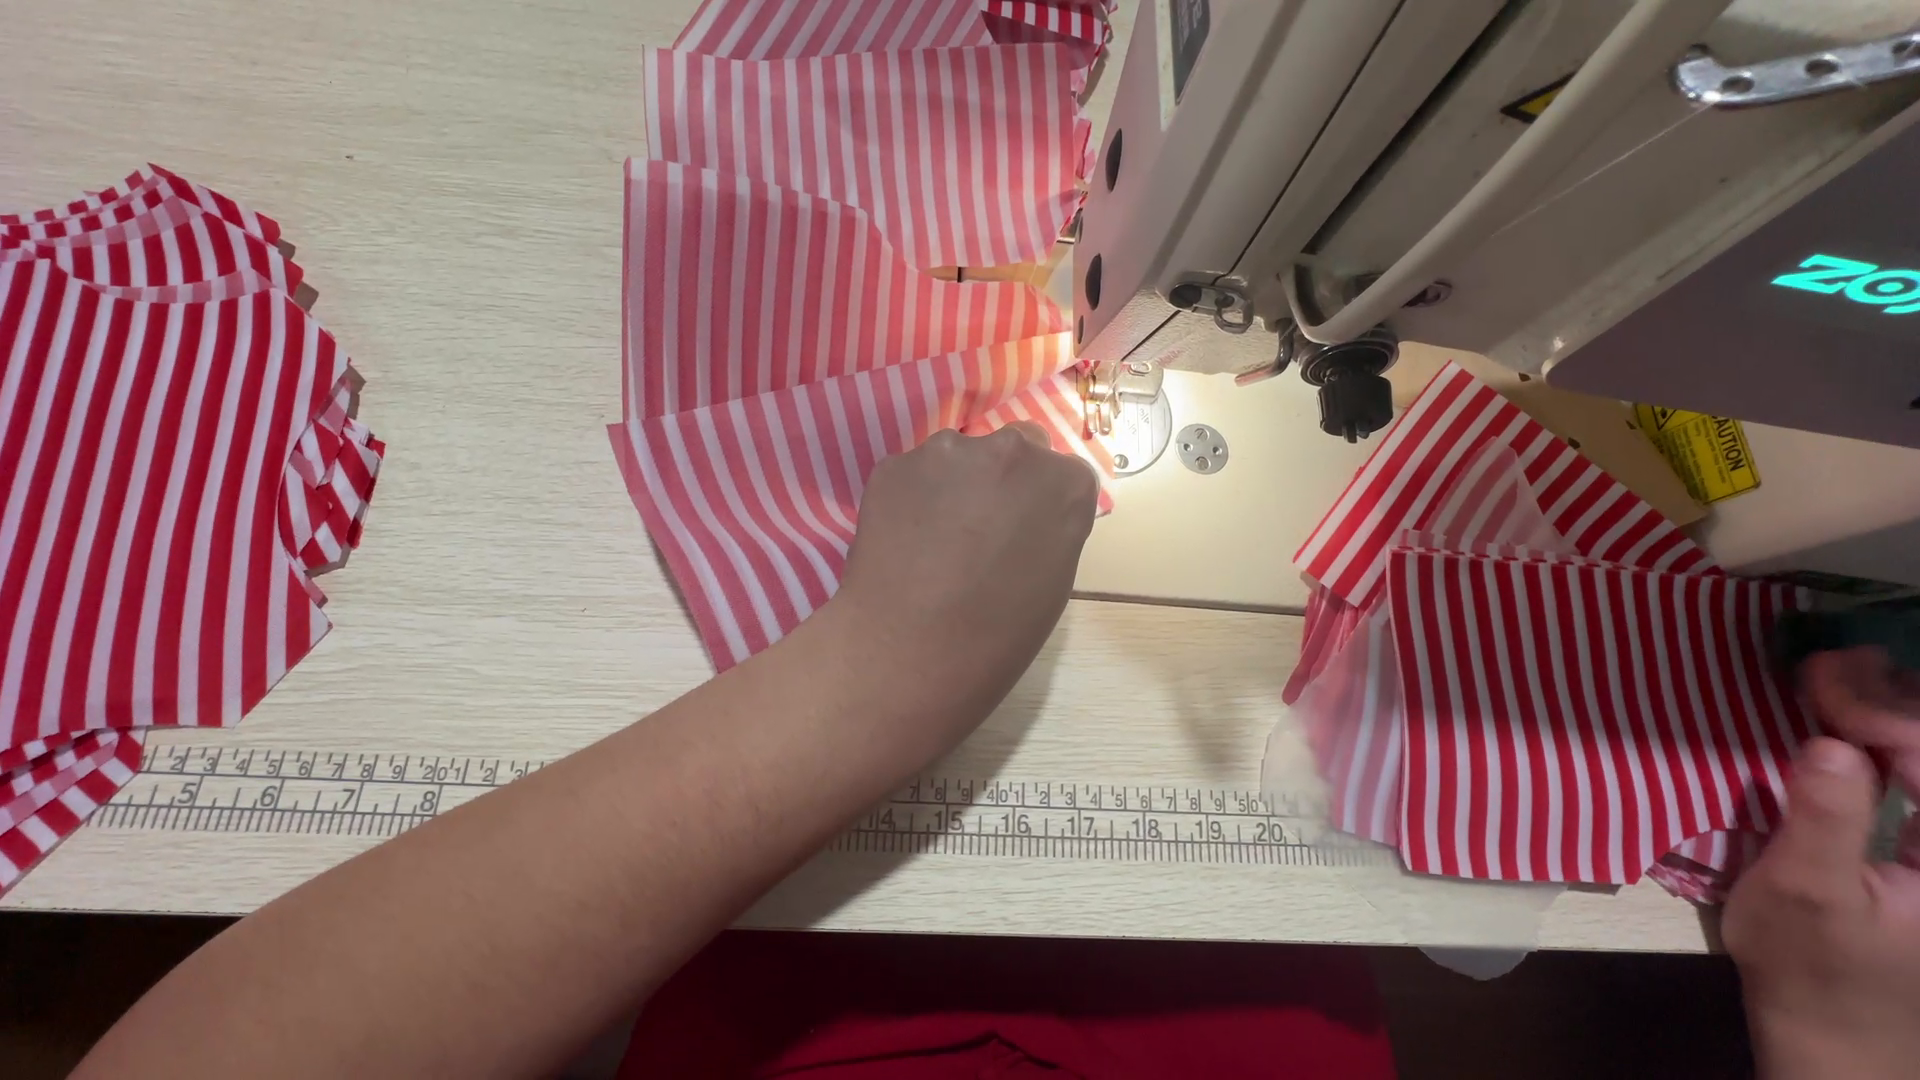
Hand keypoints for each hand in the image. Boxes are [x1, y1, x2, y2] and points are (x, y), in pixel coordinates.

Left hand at [827, 423, 1098, 749]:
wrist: (910, 649)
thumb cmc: (998, 634)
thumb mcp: (1053, 580)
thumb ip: (1049, 527)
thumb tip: (1026, 516)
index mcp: (1065, 482)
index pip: (1063, 475)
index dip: (1042, 505)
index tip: (1024, 533)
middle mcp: (1011, 450)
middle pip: (1014, 451)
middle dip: (1002, 480)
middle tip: (979, 532)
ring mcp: (947, 451)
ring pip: (958, 459)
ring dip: (954, 485)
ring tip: (933, 541)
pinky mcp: (895, 464)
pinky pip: (913, 475)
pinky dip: (912, 498)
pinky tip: (902, 541)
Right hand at [1724, 653, 1919, 1079]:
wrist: (1832, 1026)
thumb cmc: (1814, 962)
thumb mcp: (1808, 894)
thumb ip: (1826, 821)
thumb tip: (1826, 745)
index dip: (1882, 710)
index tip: (1818, 674)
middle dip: (1889, 701)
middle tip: (1828, 662)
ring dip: (1886, 714)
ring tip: (1834, 676)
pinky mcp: (1914, 852)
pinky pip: (1908, 781)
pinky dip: (1876, 744)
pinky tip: (1840, 724)